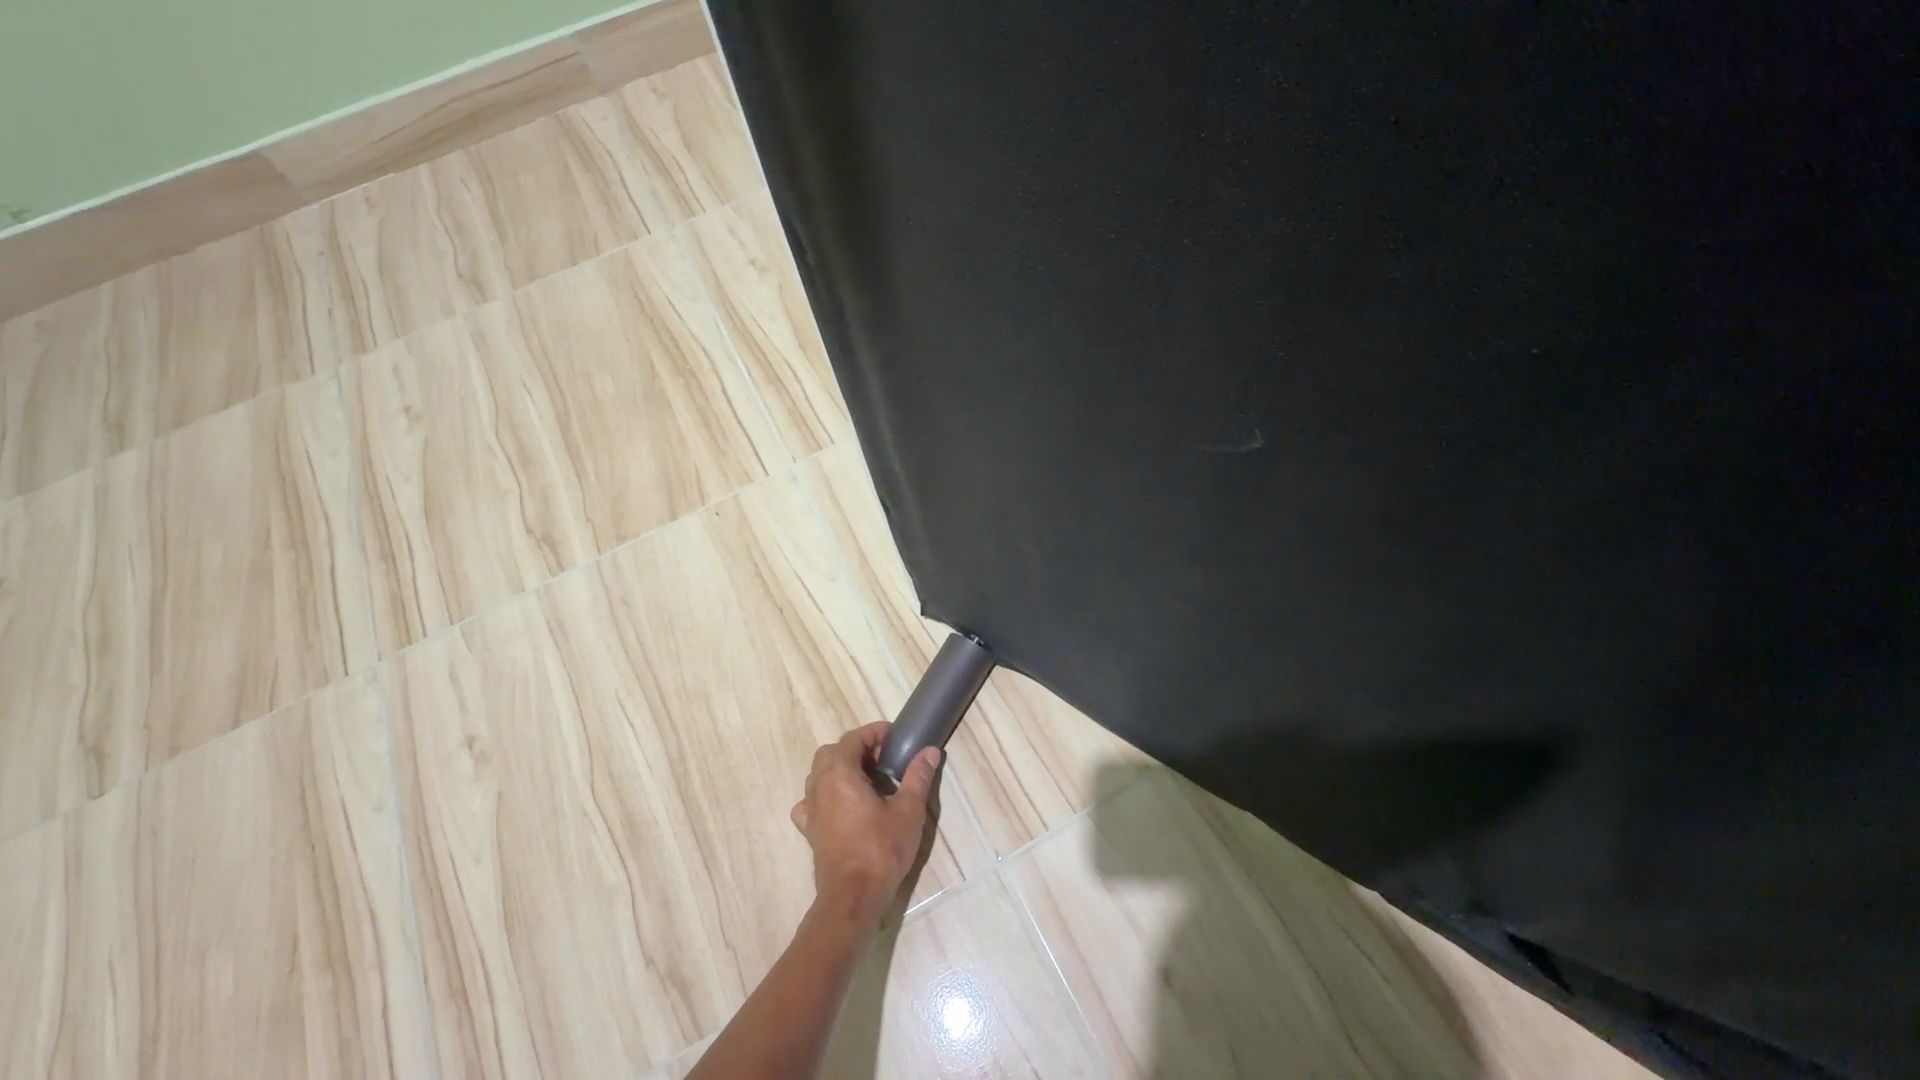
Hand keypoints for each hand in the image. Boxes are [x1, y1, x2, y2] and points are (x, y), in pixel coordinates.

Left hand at [791, 722, 942, 924]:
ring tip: (868, 781)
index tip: (895, 737)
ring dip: (842, 769)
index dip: (874, 733)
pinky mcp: (810, 830)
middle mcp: (819, 785)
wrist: (853, 895)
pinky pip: (811, 802)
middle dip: (858, 749)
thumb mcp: (908, 811)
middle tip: (884, 759)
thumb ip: (917, 777)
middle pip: (833, 752)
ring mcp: (810, 809)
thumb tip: (929, 751)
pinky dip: (826, 795)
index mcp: (840, 774)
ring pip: (819, 775)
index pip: (853, 739)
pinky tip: (842, 806)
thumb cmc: (881, 849)